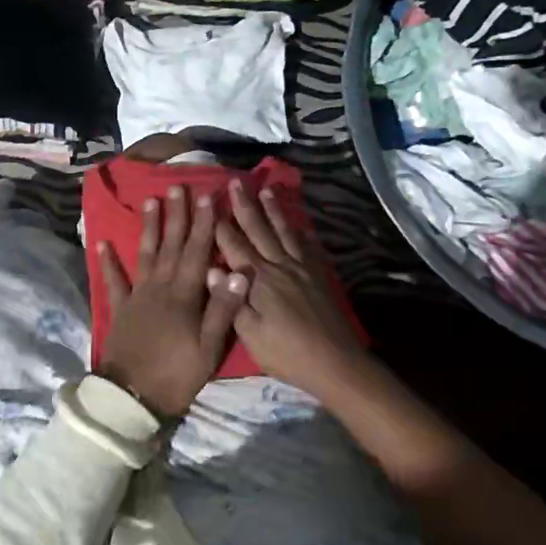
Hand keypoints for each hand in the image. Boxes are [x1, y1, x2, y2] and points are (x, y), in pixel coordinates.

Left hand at [97, 185, 247, 419]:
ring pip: (145, 254)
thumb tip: (240, 271)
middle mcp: (160, 287)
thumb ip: (223, 308)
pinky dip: (108, 261)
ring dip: (148, 227)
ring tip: (149, 201)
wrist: (132, 396)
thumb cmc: (177, 374)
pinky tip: (102, 243)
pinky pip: (114, 280)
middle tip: (177, 187)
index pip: (198, 252)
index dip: (204, 224)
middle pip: (171, 245)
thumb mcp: (209, 348)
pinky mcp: (120, 308)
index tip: (208, 197)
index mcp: (184, 295)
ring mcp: (137, 295)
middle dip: (176, 215)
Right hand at [213, 179, 364, 398]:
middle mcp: (279, 266)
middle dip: (245, 205)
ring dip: (274, 210)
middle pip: (259, 230)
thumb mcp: (250, 334)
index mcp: (258, 280)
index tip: (209, 201)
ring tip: (267, 190)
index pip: (233, 245)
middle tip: (236, 181)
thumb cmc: (286, 352)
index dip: (220, 224)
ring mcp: (302, 269)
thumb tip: (210, 268)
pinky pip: (306, 246)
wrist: (336, 363)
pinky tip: (297, 224)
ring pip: (284, 232)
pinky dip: (299, 231)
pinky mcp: (318, 277)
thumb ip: (230, 299)